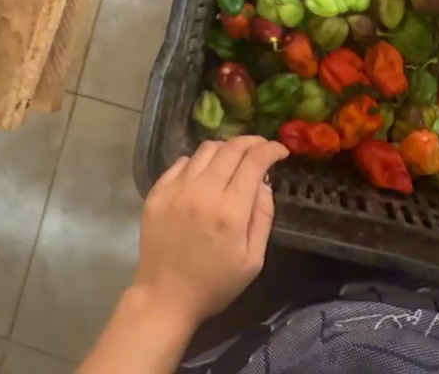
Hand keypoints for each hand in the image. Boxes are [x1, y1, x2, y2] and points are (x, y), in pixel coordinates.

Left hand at [130, 136, 288, 328]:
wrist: (165, 297)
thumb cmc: (214, 284)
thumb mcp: (253, 260)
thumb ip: (263, 217)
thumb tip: (264, 183)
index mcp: (230, 211)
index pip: (254, 161)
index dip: (270, 149)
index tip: (280, 151)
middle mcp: (203, 191)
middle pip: (231, 148)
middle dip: (252, 142)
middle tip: (261, 148)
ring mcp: (177, 188)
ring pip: (207, 149)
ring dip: (226, 149)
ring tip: (233, 159)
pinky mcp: (158, 191)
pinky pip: (183, 162)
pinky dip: (199, 162)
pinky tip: (205, 174)